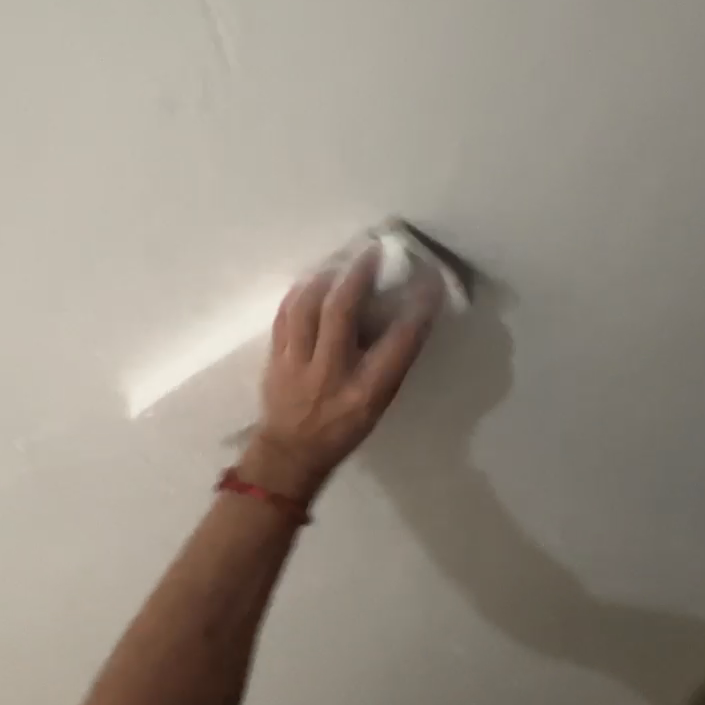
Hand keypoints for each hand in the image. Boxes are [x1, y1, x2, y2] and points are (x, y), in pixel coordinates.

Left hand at [239, 246, 444, 499]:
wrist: (290, 453)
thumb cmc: (343, 430)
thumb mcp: (376, 405)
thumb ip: (386, 364)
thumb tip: (394, 313)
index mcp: (365, 392)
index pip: (397, 343)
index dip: (416, 310)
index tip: (429, 281)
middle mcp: (331, 373)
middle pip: (342, 312)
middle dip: (358, 275)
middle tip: (372, 250)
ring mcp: (298, 363)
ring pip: (307, 306)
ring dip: (325, 276)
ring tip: (340, 259)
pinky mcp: (275, 356)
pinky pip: (285, 314)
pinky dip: (299, 292)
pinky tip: (311, 278)